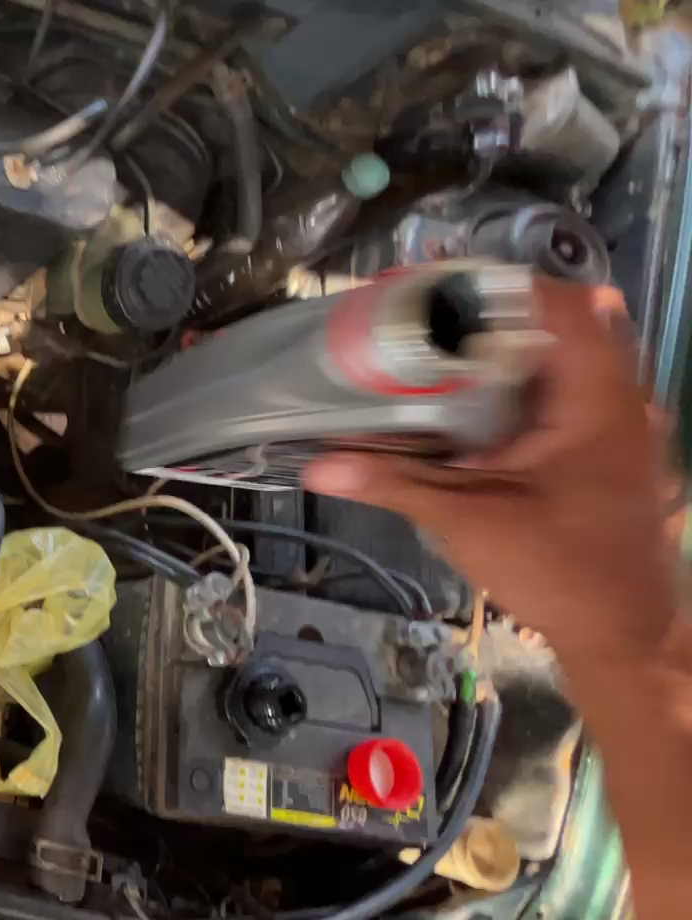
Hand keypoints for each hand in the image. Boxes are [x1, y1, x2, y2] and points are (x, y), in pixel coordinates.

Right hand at [304, 277, 681, 661]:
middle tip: (409, 310)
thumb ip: (394, 483)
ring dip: (492, 343)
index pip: (565, 311)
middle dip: (485, 310)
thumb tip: (315, 465)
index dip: (500, 286)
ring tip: (420, 339)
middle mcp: (609, 401)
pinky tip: (447, 394)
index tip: (429, 281)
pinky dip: (498, 380)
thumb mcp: (467, 520)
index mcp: (596, 403)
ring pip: (552, 358)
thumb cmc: (557, 564)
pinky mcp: (584, 447)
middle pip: (557, 324)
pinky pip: (543, 392)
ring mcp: (602, 424)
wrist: (620, 621)